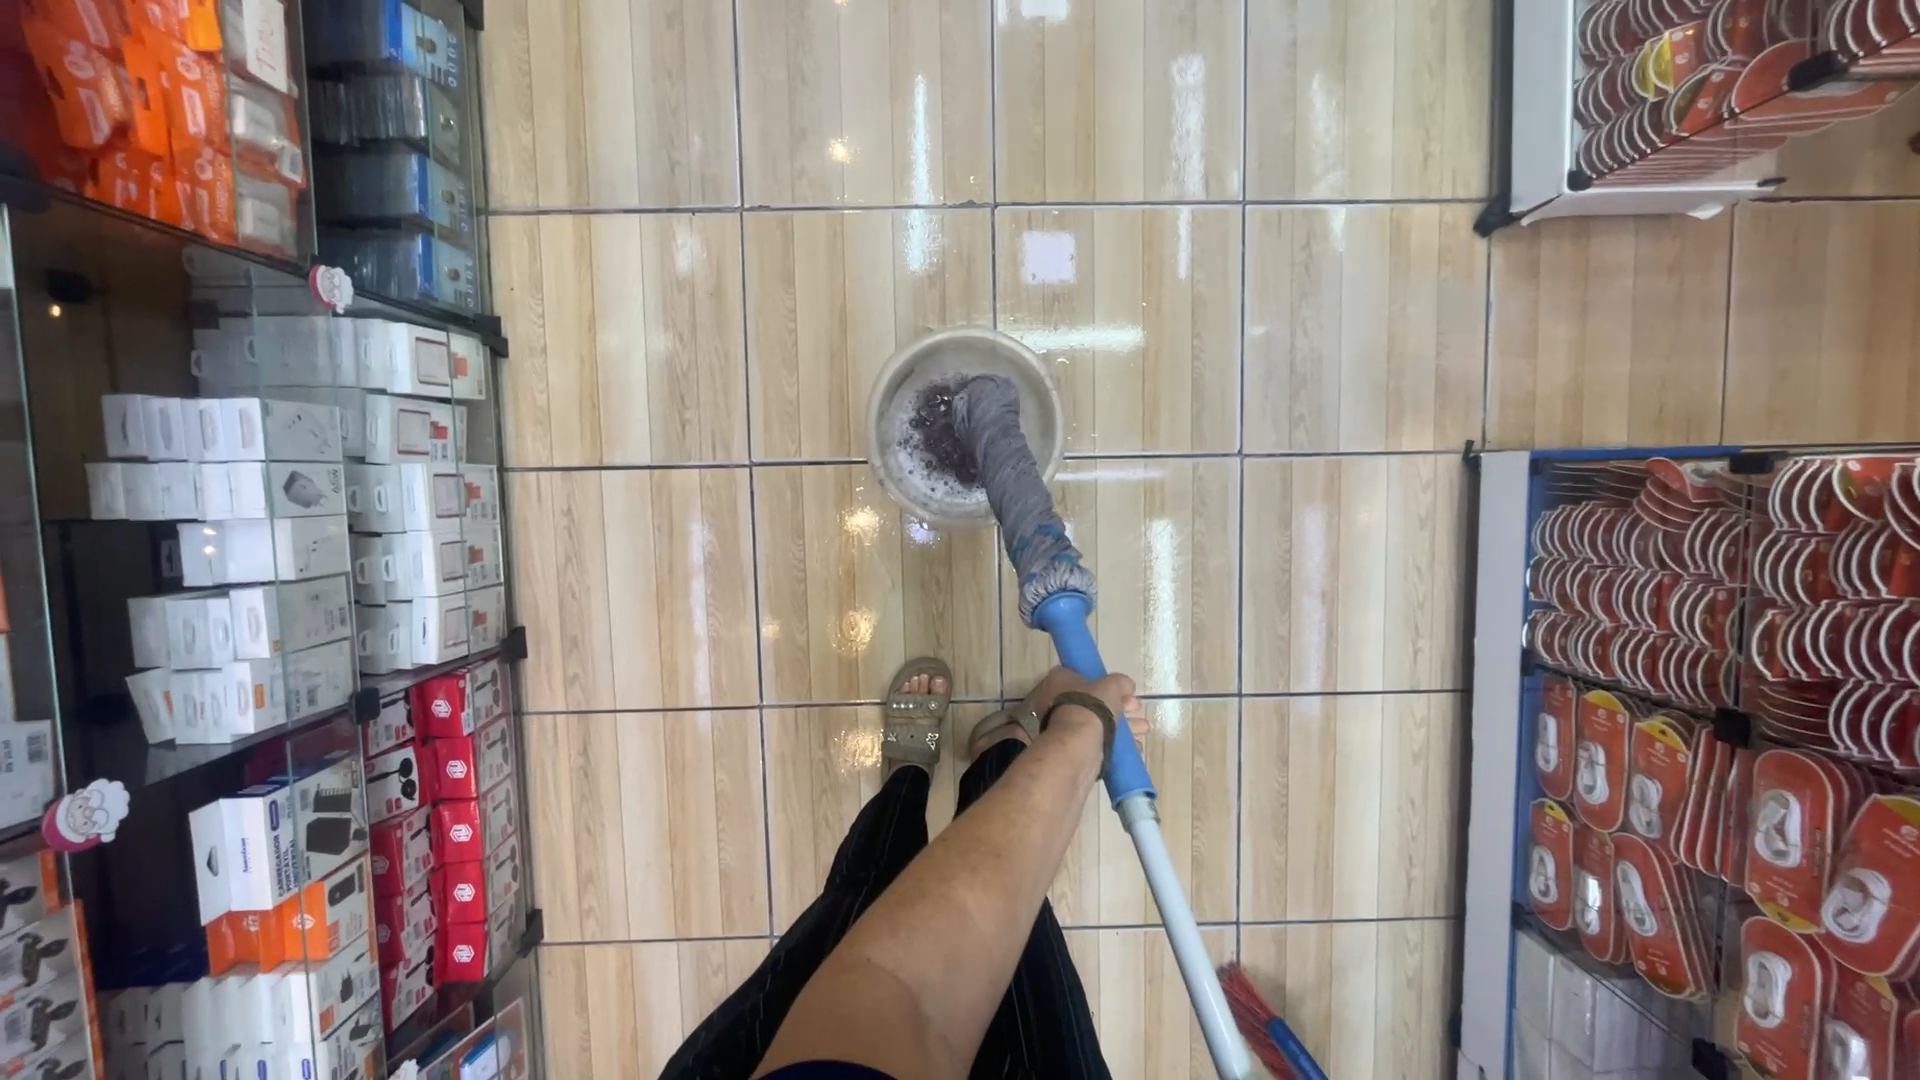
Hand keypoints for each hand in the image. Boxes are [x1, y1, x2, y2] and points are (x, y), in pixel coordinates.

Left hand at [1031, 666, 1147, 755]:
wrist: (1077, 745)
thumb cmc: (1090, 706)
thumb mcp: (1111, 686)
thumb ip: (1120, 682)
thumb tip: (1127, 685)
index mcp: (1058, 680)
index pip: (1079, 675)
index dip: (1102, 680)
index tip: (1120, 688)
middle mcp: (1054, 702)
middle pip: (1092, 700)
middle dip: (1118, 705)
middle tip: (1136, 707)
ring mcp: (1062, 726)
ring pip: (1096, 721)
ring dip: (1123, 725)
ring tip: (1144, 728)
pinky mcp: (1072, 746)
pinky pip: (1097, 739)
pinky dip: (1116, 741)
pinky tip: (1136, 745)